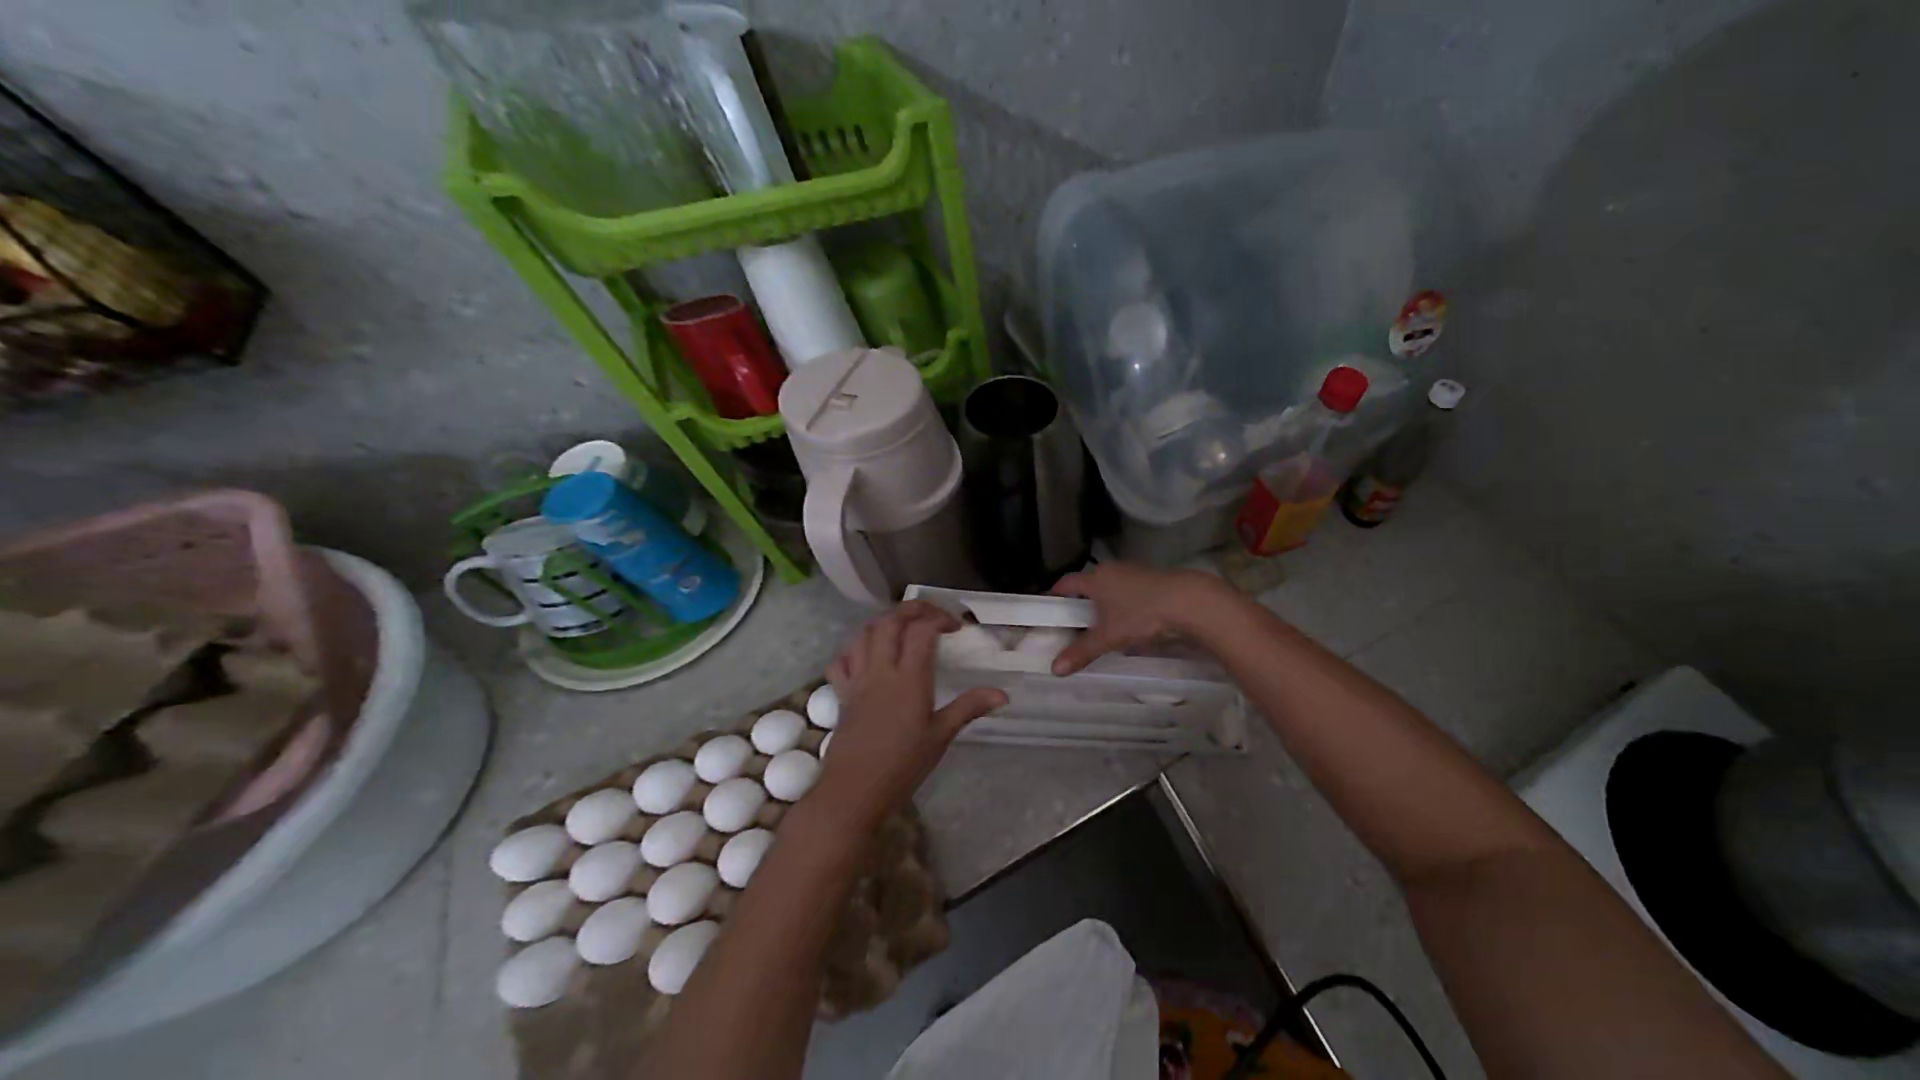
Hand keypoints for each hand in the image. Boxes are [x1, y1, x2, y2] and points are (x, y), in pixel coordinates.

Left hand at [819, 601, 1006, 824]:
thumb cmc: (903, 764)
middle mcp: (881, 670)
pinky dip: (853, 649)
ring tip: (901, 629)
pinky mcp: (842, 694)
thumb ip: (968, 708)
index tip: (956, 627)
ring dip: (883, 623)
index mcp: (909, 678)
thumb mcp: (941, 736)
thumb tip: (1002, 694)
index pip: (922, 631)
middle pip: (890, 622)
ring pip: (863, 634)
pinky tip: (867, 656)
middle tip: (932, 615)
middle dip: (912, 609)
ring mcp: (857, 680)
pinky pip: (841, 660)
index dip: (940, 619)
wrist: (855, 789)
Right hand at [1049, 562, 1235, 674]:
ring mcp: (1134, 570)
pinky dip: (1126, 602)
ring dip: (1106, 602)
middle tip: (1077, 622)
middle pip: (1089, 583)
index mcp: (1094, 579)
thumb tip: (1054, 669)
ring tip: (1106, 624)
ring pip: (1112, 586)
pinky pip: (1131, 589)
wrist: (1189, 602)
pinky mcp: (1154, 577)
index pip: (1066, 583)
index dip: (1055, 595)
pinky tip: (1134, 620)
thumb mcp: (1108, 637)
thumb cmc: (1141, 615)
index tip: (1049, 609)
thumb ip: (1081, 652)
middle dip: (1082, 601)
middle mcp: (1112, 569)